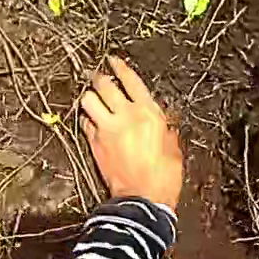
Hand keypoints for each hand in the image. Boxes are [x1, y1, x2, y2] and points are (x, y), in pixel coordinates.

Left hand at [80, 56, 183, 210]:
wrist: (143, 199)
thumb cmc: (164, 176)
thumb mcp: (173, 148)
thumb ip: (165, 128)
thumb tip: (163, 120)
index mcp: (148, 113)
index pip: (130, 81)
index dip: (120, 67)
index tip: (112, 60)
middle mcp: (125, 116)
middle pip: (104, 85)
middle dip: (100, 78)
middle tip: (98, 77)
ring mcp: (106, 129)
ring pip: (88, 101)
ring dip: (90, 97)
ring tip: (93, 98)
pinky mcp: (94, 144)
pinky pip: (85, 123)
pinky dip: (87, 119)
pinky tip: (92, 121)